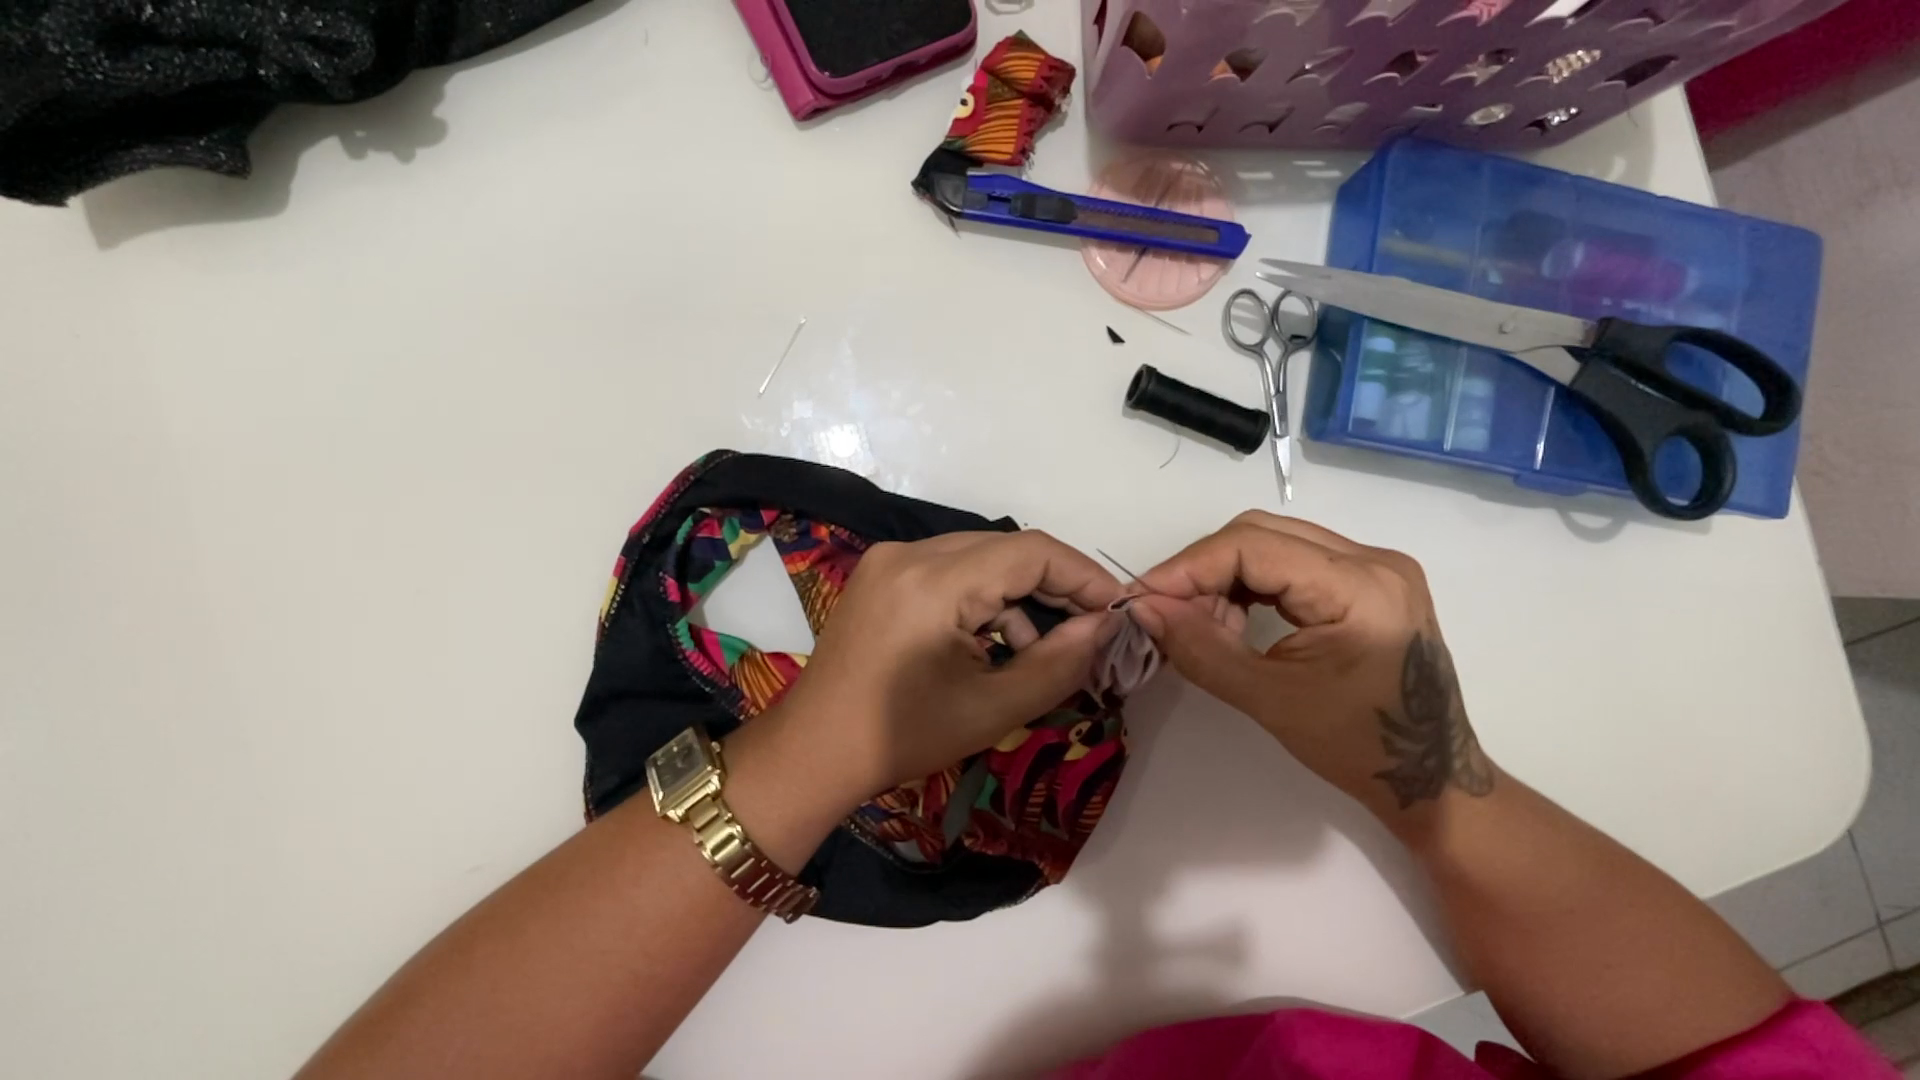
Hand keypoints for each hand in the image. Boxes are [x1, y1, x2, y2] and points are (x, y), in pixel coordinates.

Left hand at [775, 530, 1125, 805]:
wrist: (813, 752)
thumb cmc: (903, 737)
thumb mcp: (992, 709)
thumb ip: (1058, 663)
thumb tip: (1103, 628)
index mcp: (934, 581)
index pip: (1031, 552)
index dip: (1083, 577)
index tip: (1118, 612)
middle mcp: (909, 553)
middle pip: (1005, 550)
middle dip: (1053, 588)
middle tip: (1089, 632)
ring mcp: (889, 561)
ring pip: (978, 560)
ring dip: (1015, 598)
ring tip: (1033, 653)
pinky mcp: (880, 576)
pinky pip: (948, 571)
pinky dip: (980, 600)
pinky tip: (989, 646)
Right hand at [1126, 511, 1493, 818]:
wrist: (1430, 779)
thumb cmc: (1357, 747)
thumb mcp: (1269, 699)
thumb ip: (1201, 648)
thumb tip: (1142, 607)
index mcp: (1360, 587)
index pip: (1252, 546)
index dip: (1188, 567)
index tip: (1142, 598)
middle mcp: (1374, 560)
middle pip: (1261, 533)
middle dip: (1203, 568)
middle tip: (1166, 612)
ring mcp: (1376, 567)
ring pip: (1274, 542)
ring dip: (1225, 574)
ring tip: (1200, 620)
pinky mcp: (1369, 581)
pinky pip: (1293, 560)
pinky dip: (1252, 582)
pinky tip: (1234, 616)